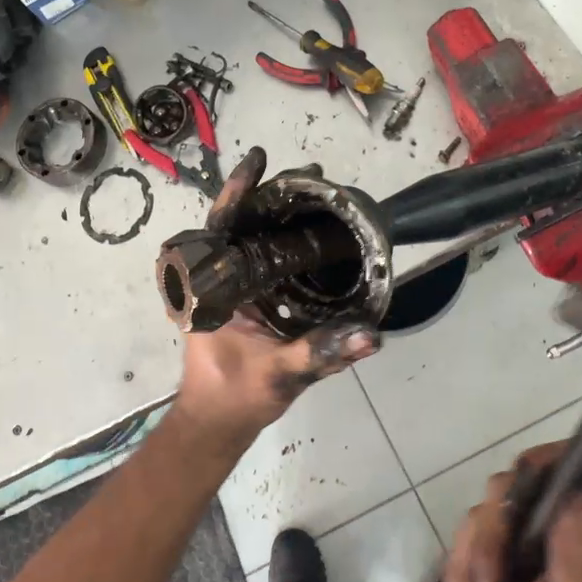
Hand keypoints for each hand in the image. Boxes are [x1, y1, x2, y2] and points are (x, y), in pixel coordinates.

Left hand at [169, 147, 380, 445]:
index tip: (258, 160)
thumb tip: (371, 335)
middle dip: (271, 194)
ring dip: (278, 211)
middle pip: (240, 221)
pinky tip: (311, 227)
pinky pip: (261, 254)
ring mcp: (230, 283)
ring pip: (250, 234)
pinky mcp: (245, 293)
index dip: (238, 190)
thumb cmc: (235, 396)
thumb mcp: (279, 374)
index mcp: (211, 286)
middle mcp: (216, 275)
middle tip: (313, 174)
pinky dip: (282, 237)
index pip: (220, 226)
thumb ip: (321, 353)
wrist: (217, 421)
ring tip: (317, 189)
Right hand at [442, 443, 581, 581]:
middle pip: (515, 493)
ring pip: (482, 521)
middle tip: (489, 580)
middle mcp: (561, 542)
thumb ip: (577, 557)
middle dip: (490, 534)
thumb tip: (577, 489)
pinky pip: (464, 554)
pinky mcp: (497, 578)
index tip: (515, 481)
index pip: (577, 476)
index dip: (546, 463)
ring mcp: (526, 560)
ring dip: (469, 565)